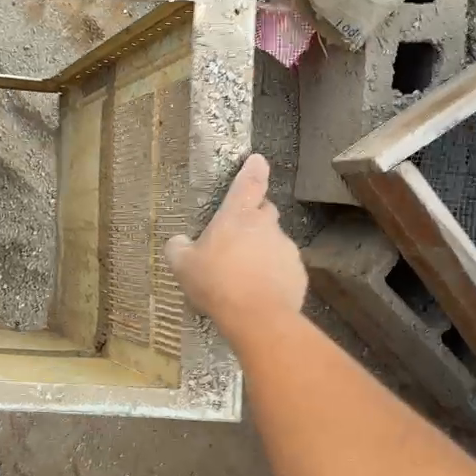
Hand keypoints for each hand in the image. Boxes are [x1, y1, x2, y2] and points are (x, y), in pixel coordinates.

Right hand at [164, 154, 304, 334]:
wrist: (257, 317)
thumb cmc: (215, 282)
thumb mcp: (181, 265)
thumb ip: (177, 247)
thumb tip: (178, 241)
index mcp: (236, 217)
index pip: (248, 184)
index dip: (252, 170)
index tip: (257, 159)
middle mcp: (265, 226)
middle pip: (264, 211)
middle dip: (253, 216)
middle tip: (235, 235)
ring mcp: (286, 249)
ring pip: (273, 241)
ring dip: (260, 249)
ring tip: (243, 273)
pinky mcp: (298, 273)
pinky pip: (283, 266)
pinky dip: (272, 272)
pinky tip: (257, 289)